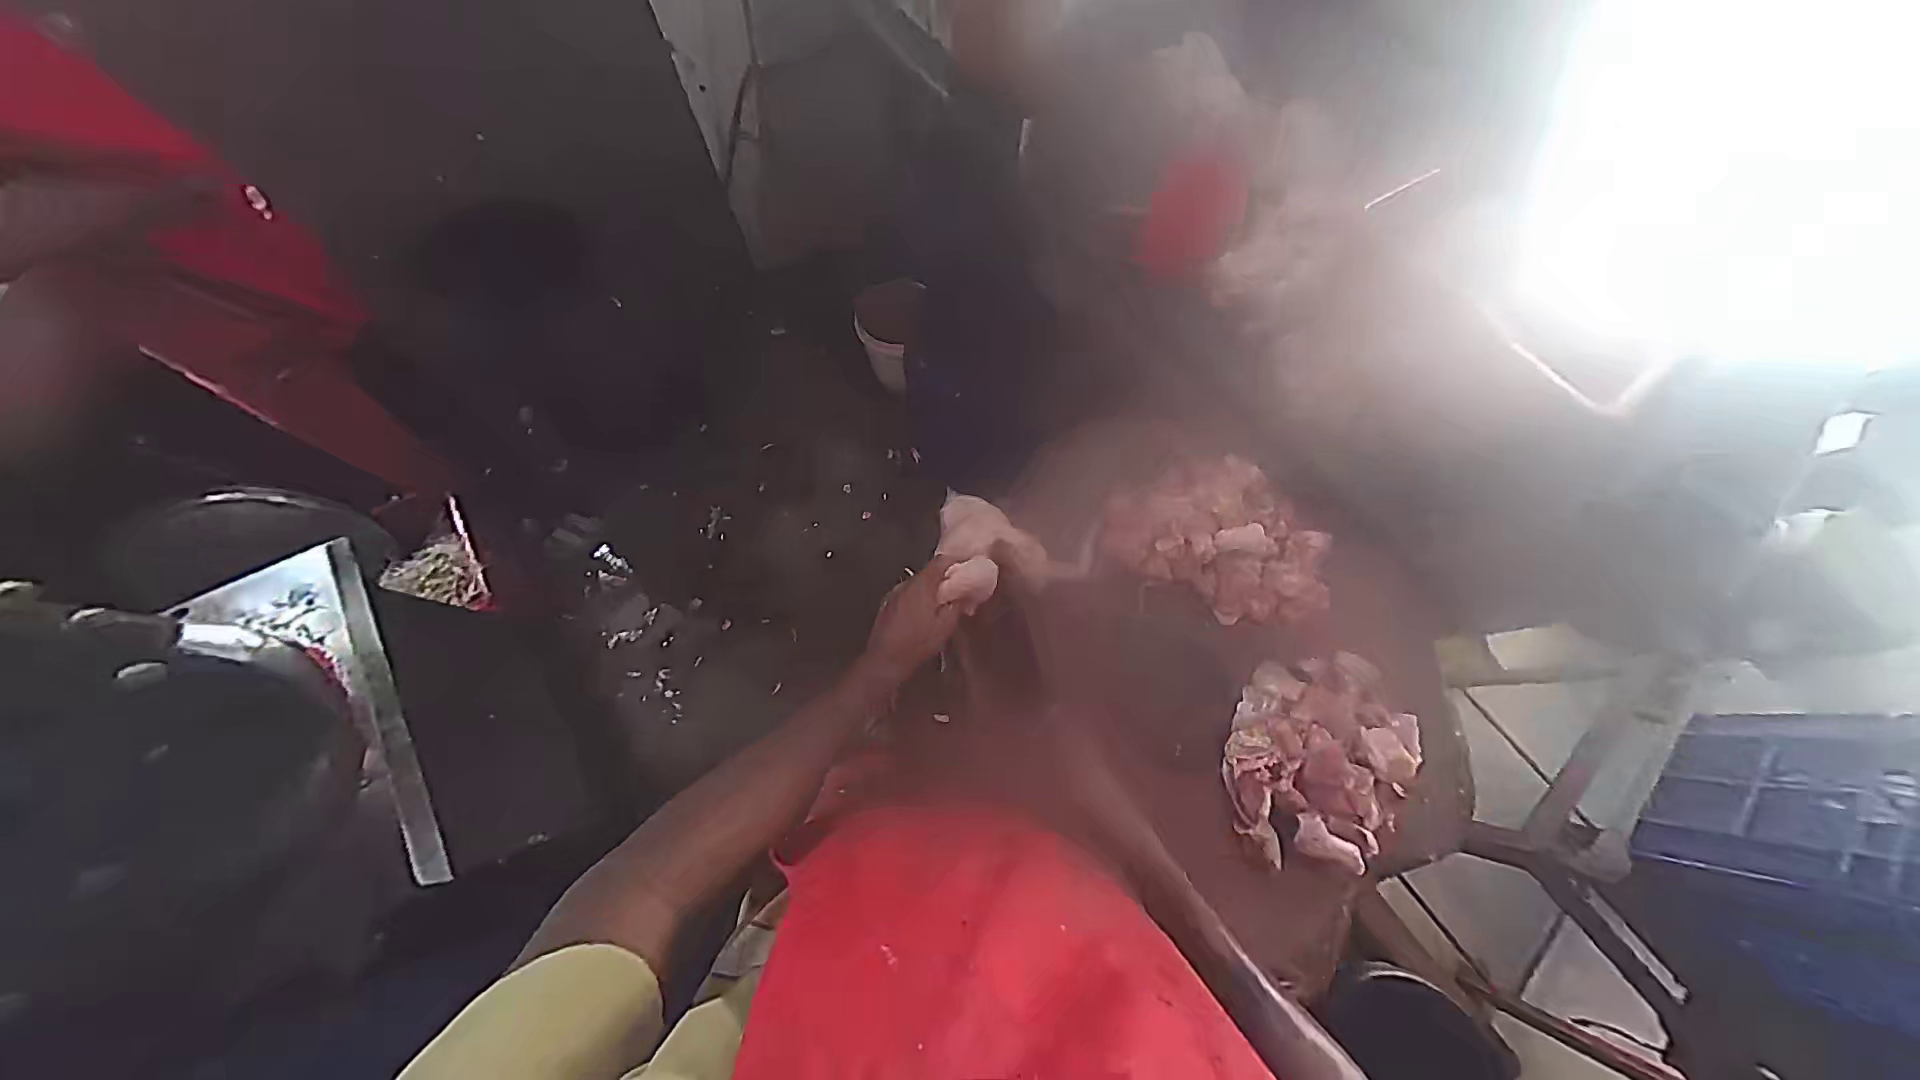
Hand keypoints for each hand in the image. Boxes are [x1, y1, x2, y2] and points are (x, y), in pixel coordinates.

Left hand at [858, 555, 963, 685]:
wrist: (886, 659)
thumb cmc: (918, 642)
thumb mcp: (945, 626)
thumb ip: (956, 605)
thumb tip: (963, 594)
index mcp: (922, 585)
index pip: (939, 561)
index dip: (954, 562)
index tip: (964, 569)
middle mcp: (905, 584)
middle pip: (927, 572)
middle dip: (942, 578)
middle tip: (955, 589)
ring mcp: (893, 594)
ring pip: (915, 584)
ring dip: (928, 589)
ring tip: (938, 604)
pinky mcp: (886, 605)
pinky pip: (905, 594)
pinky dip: (915, 598)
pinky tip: (920, 614)